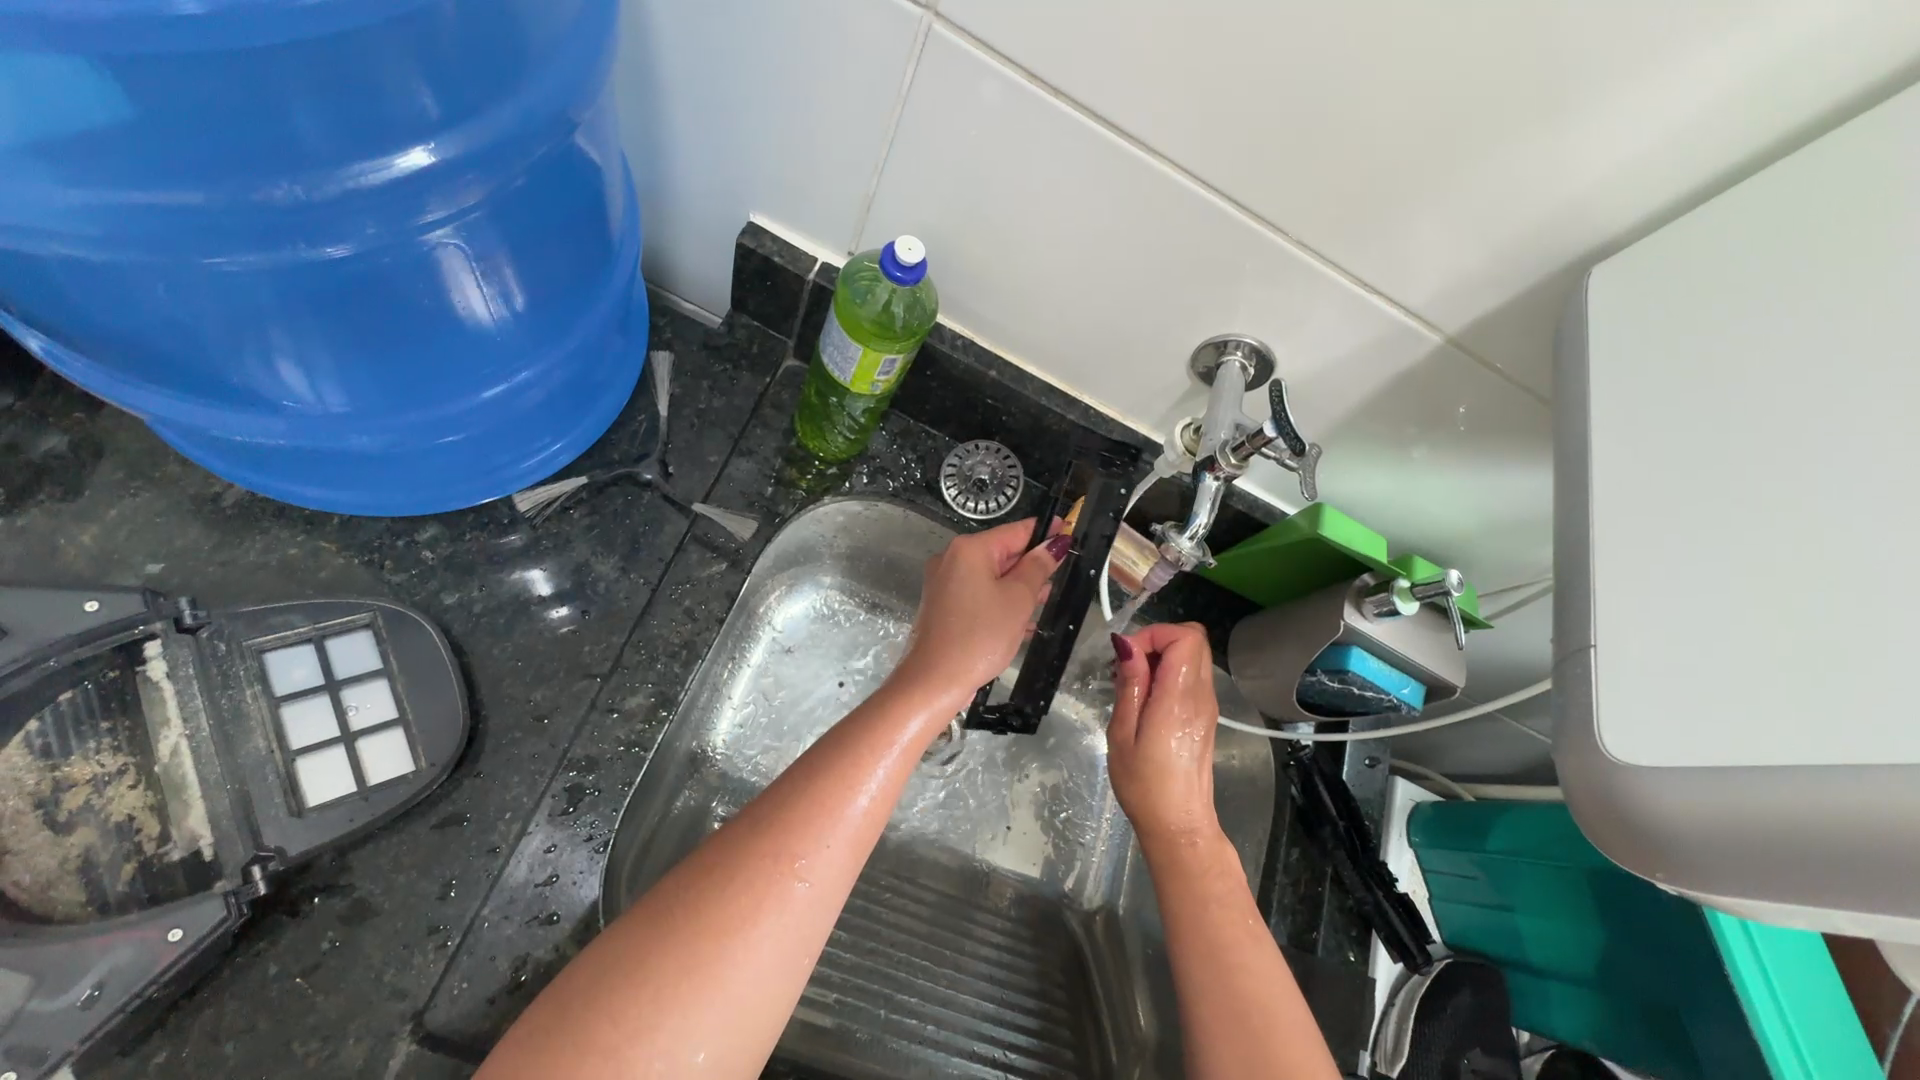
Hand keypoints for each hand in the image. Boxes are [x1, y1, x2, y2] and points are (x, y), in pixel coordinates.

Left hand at [892, 518, 1067, 699]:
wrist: (935, 680)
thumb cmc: (981, 636)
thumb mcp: (1018, 600)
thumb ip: (1038, 568)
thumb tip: (1054, 544)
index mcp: (969, 549)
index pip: (1015, 531)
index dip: (1044, 533)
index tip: (1068, 533)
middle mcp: (952, 559)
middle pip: (1001, 553)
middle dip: (1030, 566)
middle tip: (1058, 578)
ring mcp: (944, 584)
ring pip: (990, 577)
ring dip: (1018, 587)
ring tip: (1043, 602)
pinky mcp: (943, 607)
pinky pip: (978, 595)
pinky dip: (1000, 603)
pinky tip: (1021, 622)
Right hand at [1108, 623, 1223, 848]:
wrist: (1177, 823)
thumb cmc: (1143, 783)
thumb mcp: (1122, 733)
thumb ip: (1130, 684)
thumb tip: (1127, 645)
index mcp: (1179, 698)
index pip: (1184, 637)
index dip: (1154, 634)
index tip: (1126, 657)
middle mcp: (1201, 695)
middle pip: (1195, 639)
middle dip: (1158, 640)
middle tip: (1129, 666)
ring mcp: (1207, 705)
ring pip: (1195, 656)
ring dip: (1163, 656)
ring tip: (1134, 685)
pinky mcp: (1205, 715)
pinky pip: (1192, 676)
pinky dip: (1170, 673)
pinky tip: (1147, 701)